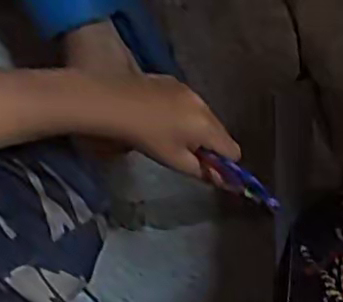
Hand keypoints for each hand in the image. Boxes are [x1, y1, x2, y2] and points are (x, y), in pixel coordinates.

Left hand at [83, 72, 242, 183]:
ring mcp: (187, 89)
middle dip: (213, 146)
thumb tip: (224, 181)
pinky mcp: (171, 80)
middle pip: (222, 133)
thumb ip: (205, 173)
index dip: (225, 165)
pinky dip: (186, 114)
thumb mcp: (178, 163)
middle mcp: (203, 104)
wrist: (109, 101)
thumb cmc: (146, 137)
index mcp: (207, 126)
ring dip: (199, 130)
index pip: (233, 152)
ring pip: (206, 117)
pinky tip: (164, 119)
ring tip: (173, 135)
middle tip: (189, 153)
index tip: (208, 169)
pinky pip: (190, 104)